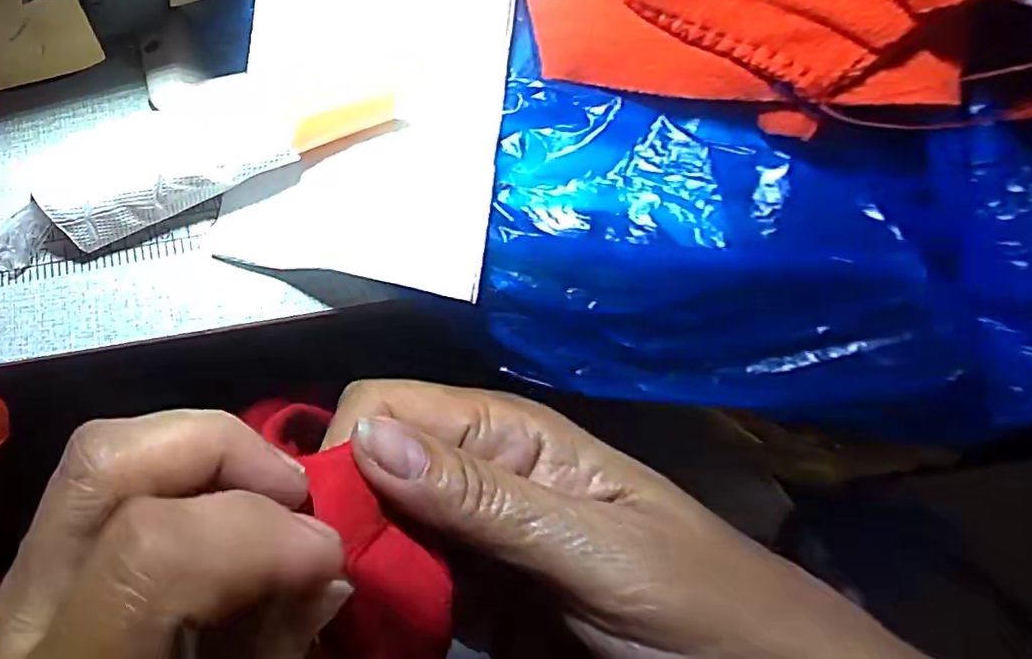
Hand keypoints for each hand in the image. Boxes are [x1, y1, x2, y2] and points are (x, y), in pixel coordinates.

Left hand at [0, 410, 352, 658]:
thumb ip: (267, 657)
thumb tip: (322, 567)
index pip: (149, 551)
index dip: (252, 532)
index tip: (326, 550)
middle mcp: (17, 617)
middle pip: (102, 462)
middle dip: (217, 447)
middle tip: (295, 490)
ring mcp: (14, 587)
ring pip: (99, 454)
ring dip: (199, 447)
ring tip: (269, 487)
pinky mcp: (30, 575)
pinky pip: (105, 484)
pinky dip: (177, 470)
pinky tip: (223, 499)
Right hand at [326, 380, 924, 658]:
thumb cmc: (702, 607)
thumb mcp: (597, 550)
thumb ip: (482, 494)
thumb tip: (368, 433)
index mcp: (499, 429)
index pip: (386, 404)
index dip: (349, 448)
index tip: (330, 519)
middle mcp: (471, 468)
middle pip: (373, 463)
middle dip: (346, 510)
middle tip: (329, 577)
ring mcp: (468, 533)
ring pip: (379, 522)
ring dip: (358, 560)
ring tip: (342, 608)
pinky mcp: (471, 593)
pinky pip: (405, 581)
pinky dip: (383, 602)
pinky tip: (373, 627)